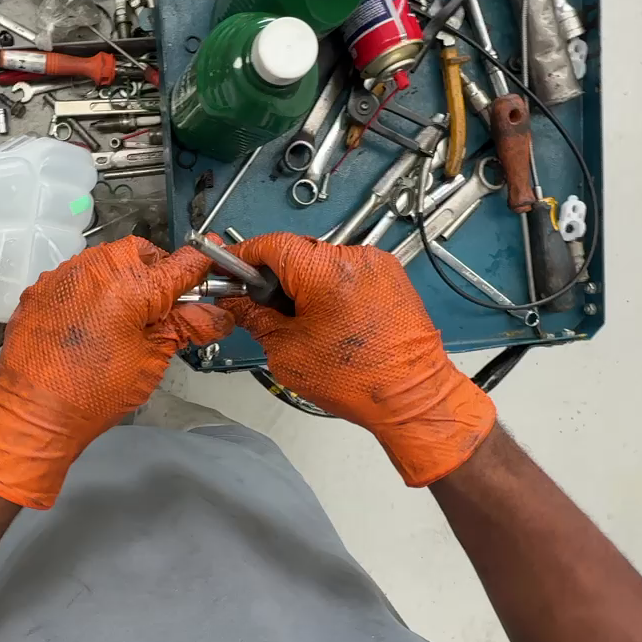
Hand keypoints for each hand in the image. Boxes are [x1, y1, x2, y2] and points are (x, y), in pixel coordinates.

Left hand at [0, 238, 233, 507]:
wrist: (33, 412)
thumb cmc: (93, 392)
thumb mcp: (151, 361)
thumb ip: (184, 328)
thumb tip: (214, 316)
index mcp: (131, 284)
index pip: (182, 264)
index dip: (202, 270)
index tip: (209, 276)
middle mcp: (95, 267)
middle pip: (141, 253)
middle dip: (156, 273)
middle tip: (159, 308)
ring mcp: (63, 274)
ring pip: (106, 261)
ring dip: (121, 280)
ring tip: (122, 318)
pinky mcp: (40, 288)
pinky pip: (76, 277)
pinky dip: (90, 291)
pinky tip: (90, 323)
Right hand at [220, 233, 495, 485]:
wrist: (412, 397)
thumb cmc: (356, 380)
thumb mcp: (286, 350)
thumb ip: (254, 316)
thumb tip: (234, 299)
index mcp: (325, 271)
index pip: (271, 244)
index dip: (244, 255)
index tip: (228, 268)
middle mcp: (354, 258)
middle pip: (296, 251)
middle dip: (272, 275)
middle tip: (257, 304)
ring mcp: (376, 264)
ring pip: (320, 261)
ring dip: (300, 282)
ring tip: (296, 320)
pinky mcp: (390, 276)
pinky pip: (345, 270)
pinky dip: (327, 287)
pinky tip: (323, 318)